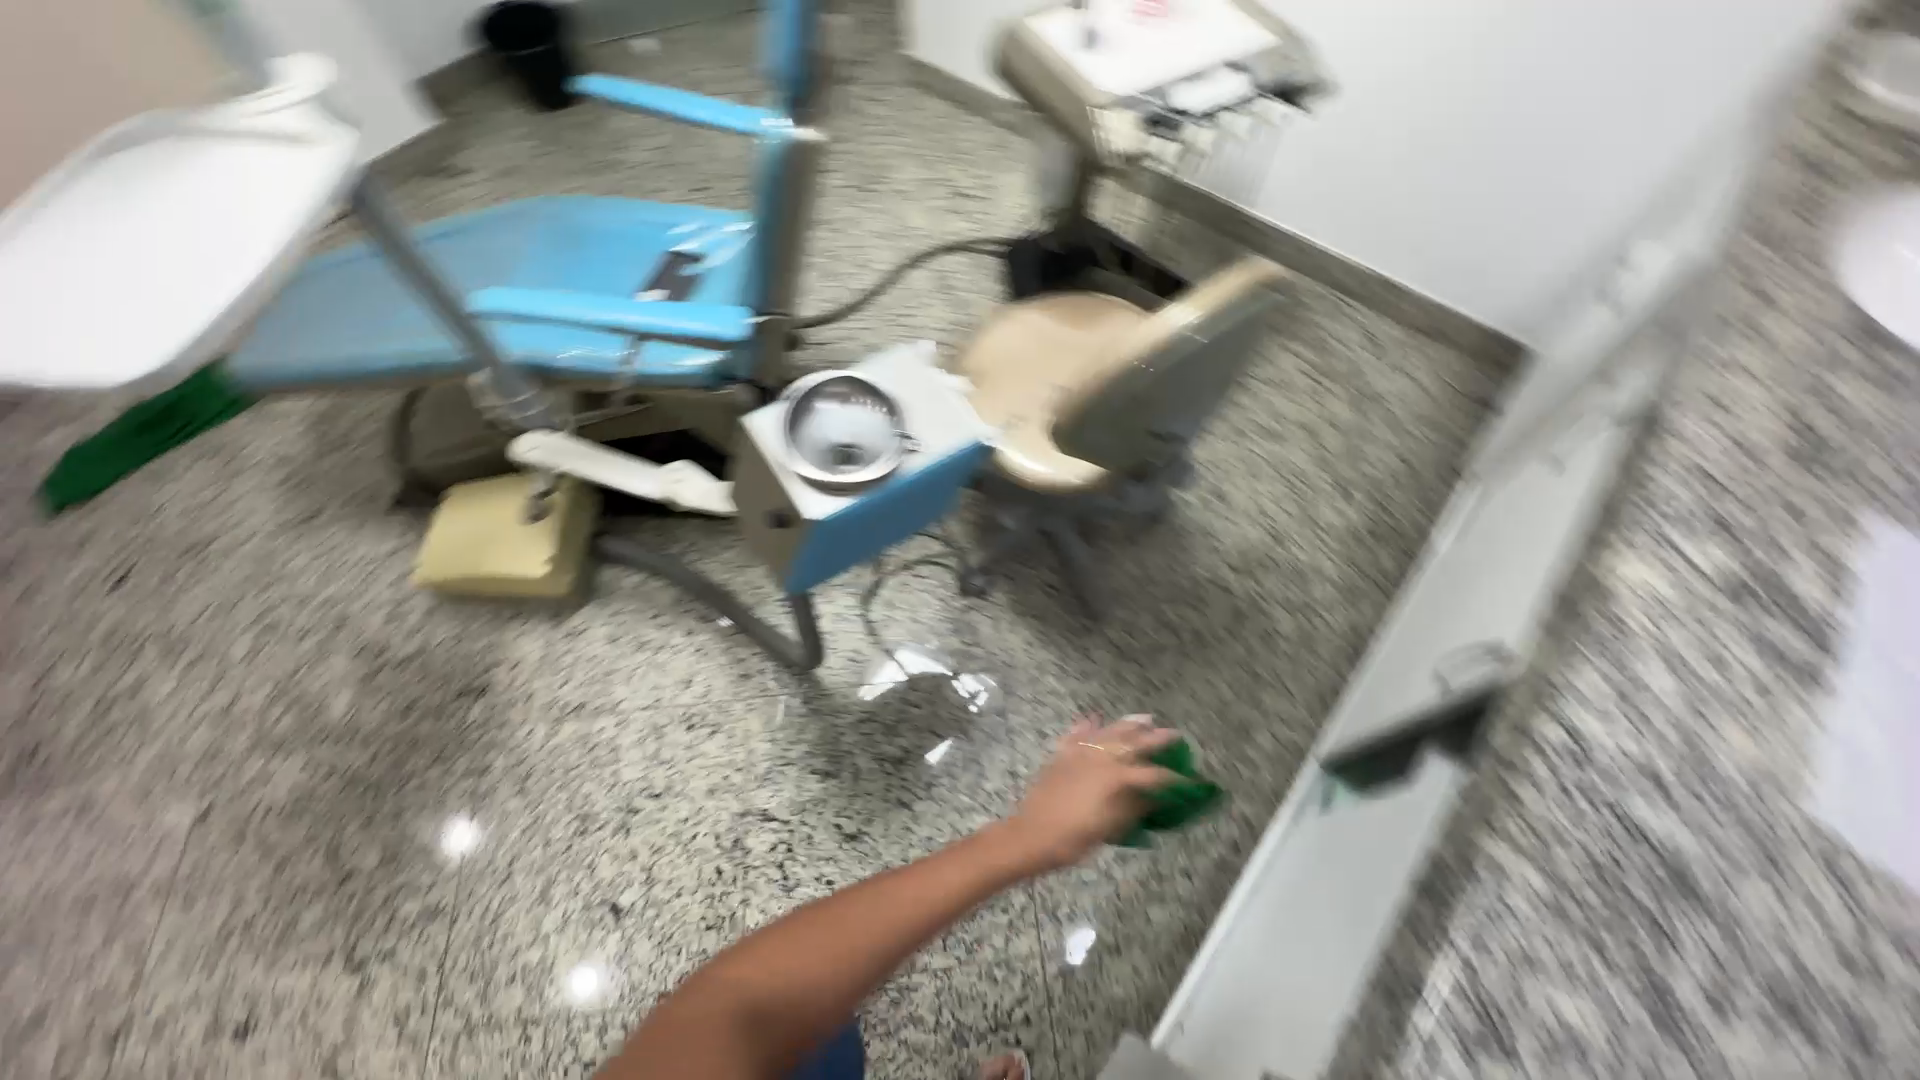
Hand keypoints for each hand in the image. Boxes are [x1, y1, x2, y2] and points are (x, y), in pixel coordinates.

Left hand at [999, 715, 1179, 873]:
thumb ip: (1134, 808)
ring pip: (1107, 732)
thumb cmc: (1074, 838)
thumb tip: (1154, 797)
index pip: (1152, 774)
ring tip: (1145, 718)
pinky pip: (1076, 735)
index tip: (1189, 780)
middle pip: (1133, 743)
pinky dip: (1086, 726)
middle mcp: (1099, 758)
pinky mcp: (1061, 755)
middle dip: (1156, 738)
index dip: (1173, 778)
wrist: (1031, 835)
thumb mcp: (1110, 827)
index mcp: (1115, 777)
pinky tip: (1094, 718)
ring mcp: (1078, 752)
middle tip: (1174, 733)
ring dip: (1127, 724)